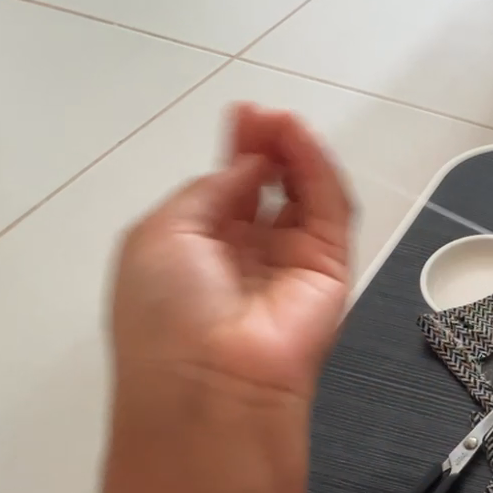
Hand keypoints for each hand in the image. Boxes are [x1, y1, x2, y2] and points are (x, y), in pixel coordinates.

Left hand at [110, 104, 353, 406]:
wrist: (214, 377)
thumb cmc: (166, 313)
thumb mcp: (160, 235)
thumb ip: (210, 192)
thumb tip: (249, 165)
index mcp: (201, 248)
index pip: (230, 190)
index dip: (237, 152)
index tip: (242, 117)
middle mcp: (251, 252)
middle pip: (270, 187)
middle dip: (267, 147)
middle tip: (264, 115)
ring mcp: (295, 260)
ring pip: (304, 195)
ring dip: (296, 154)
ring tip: (283, 120)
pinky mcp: (332, 266)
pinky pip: (329, 211)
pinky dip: (319, 173)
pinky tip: (303, 141)